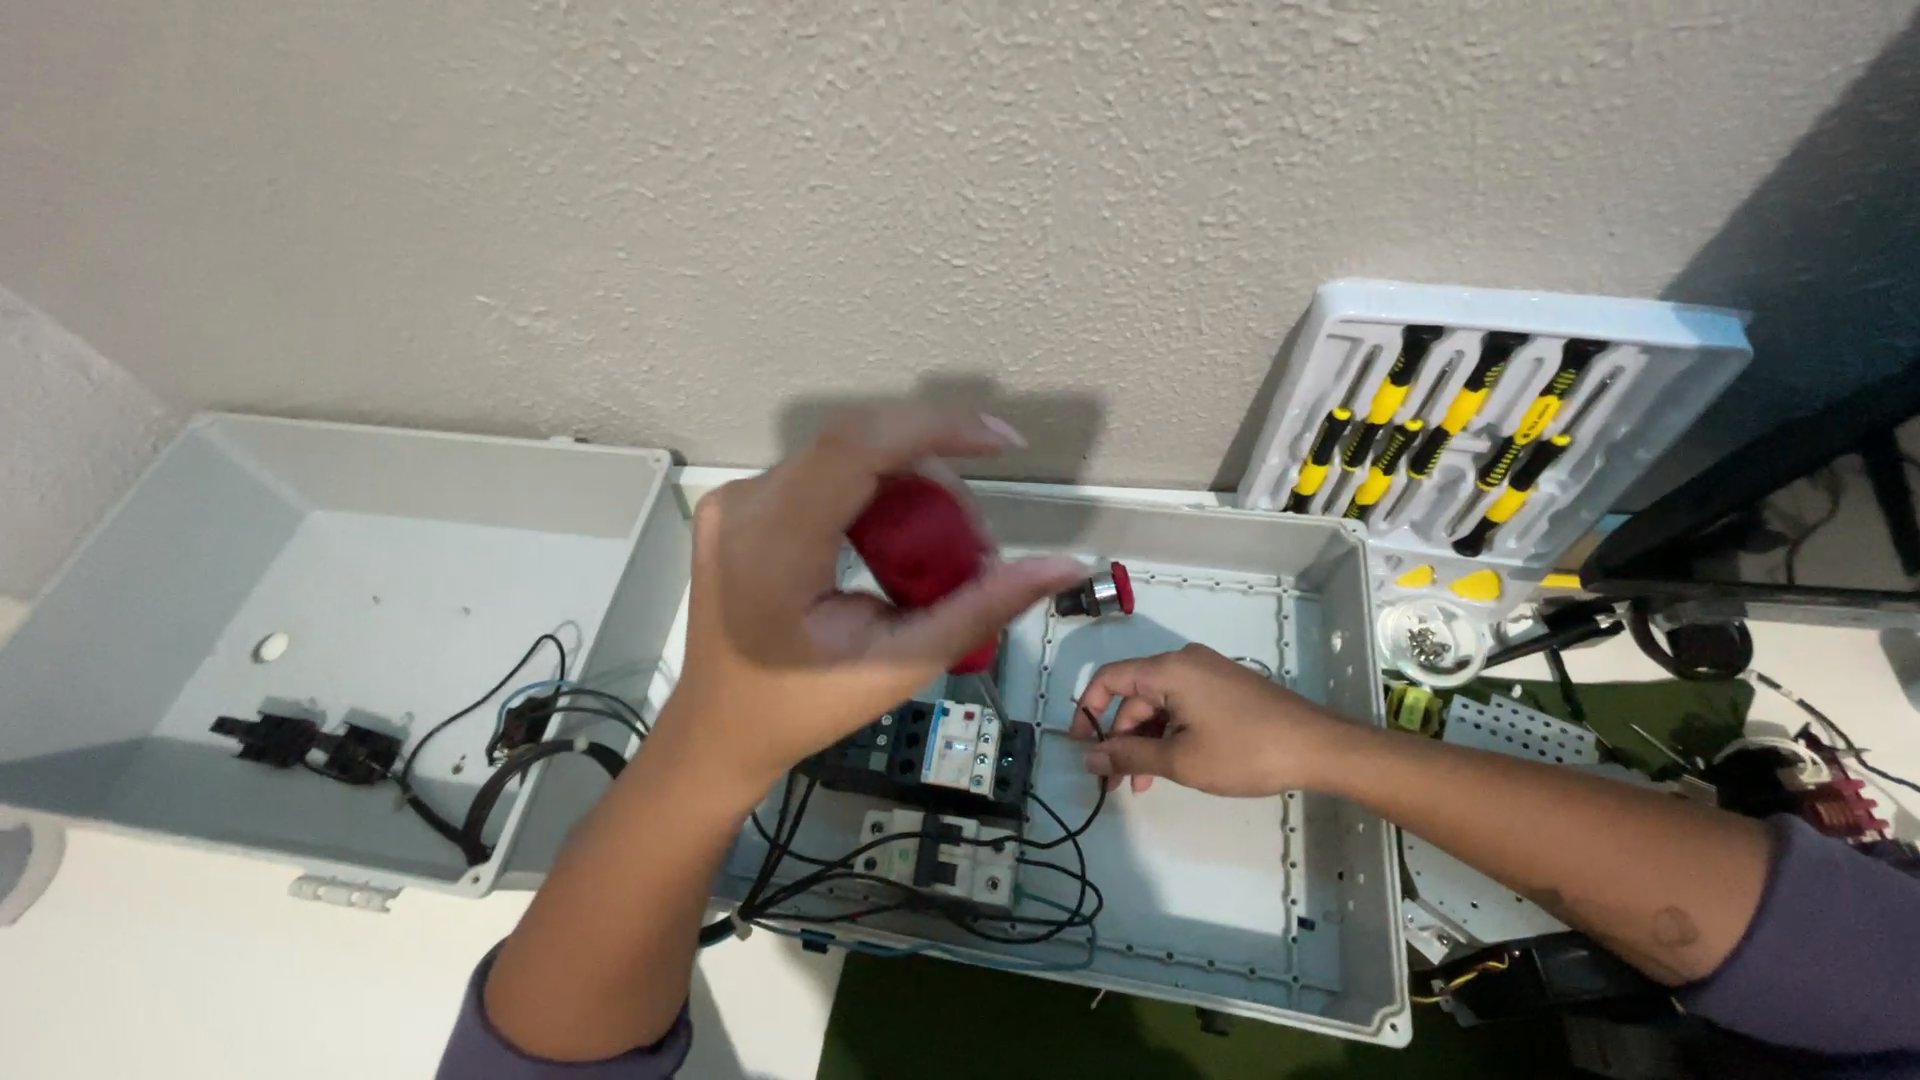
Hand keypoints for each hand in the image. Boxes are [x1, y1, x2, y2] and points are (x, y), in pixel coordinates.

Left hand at [657, 407, 1085, 804]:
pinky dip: (877, 498)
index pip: (856, 446)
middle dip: (936, 479)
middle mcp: (745, 503)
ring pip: (848, 458)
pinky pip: (826, 476)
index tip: (1003, 445)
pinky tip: (897, 546)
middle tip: (977, 546)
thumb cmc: (804, 707)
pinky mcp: (741, 504)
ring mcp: (736, 499)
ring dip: (910, 489)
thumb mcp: (899, 664)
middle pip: (861, 448)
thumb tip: (1063, 566)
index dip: (936, 428)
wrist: (719, 727)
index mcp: (772, 546)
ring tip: (943, 554)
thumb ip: (981, 609)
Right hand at [1071, 644, 1348, 796]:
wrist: (1318, 747)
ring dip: (1145, 740)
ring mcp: (1207, 673)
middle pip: (1135, 695)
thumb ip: (1128, 755)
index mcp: (1168, 669)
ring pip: (1159, 704)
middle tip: (1114, 779)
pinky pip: (1182, 705)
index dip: (1088, 710)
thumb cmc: (1244, 751)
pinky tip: (1171, 766)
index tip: (1082, 745)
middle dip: (1120, 736)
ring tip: (1142, 783)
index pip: (1109, 678)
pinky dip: (1169, 733)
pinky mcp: (1225, 688)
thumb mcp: (1180, 759)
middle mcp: (1184, 661)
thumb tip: (1089, 757)